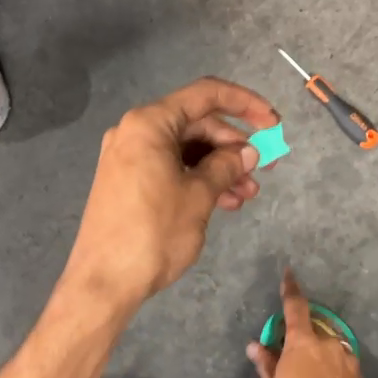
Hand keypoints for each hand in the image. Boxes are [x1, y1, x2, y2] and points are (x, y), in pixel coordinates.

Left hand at [60, 77, 277, 309]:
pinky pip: (170, 171)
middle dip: (234, 146)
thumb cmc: (153, 233)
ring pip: (185, 152)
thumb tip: (248, 153)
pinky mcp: (128, 184)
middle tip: (265, 169)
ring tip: (248, 195)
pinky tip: (224, 203)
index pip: (206, 95)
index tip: (274, 123)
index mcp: (149, 124)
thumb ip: (226, 167)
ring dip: (220, 168)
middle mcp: (134, 133)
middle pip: (196, 125)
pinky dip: (198, 182)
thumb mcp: (198, 197)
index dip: (245, 104)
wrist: (104, 282)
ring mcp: (128, 160)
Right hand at [247, 269, 377, 377]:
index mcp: (303, 343)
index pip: (295, 307)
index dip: (290, 289)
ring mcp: (346, 357)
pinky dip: (329, 367)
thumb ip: (265, 363)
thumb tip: (255, 345)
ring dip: (316, 354)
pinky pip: (338, 361)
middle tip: (288, 356)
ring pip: (326, 347)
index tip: (289, 274)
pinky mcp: (357, 373)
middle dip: (299, 337)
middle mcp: (328, 343)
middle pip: (311, 330)